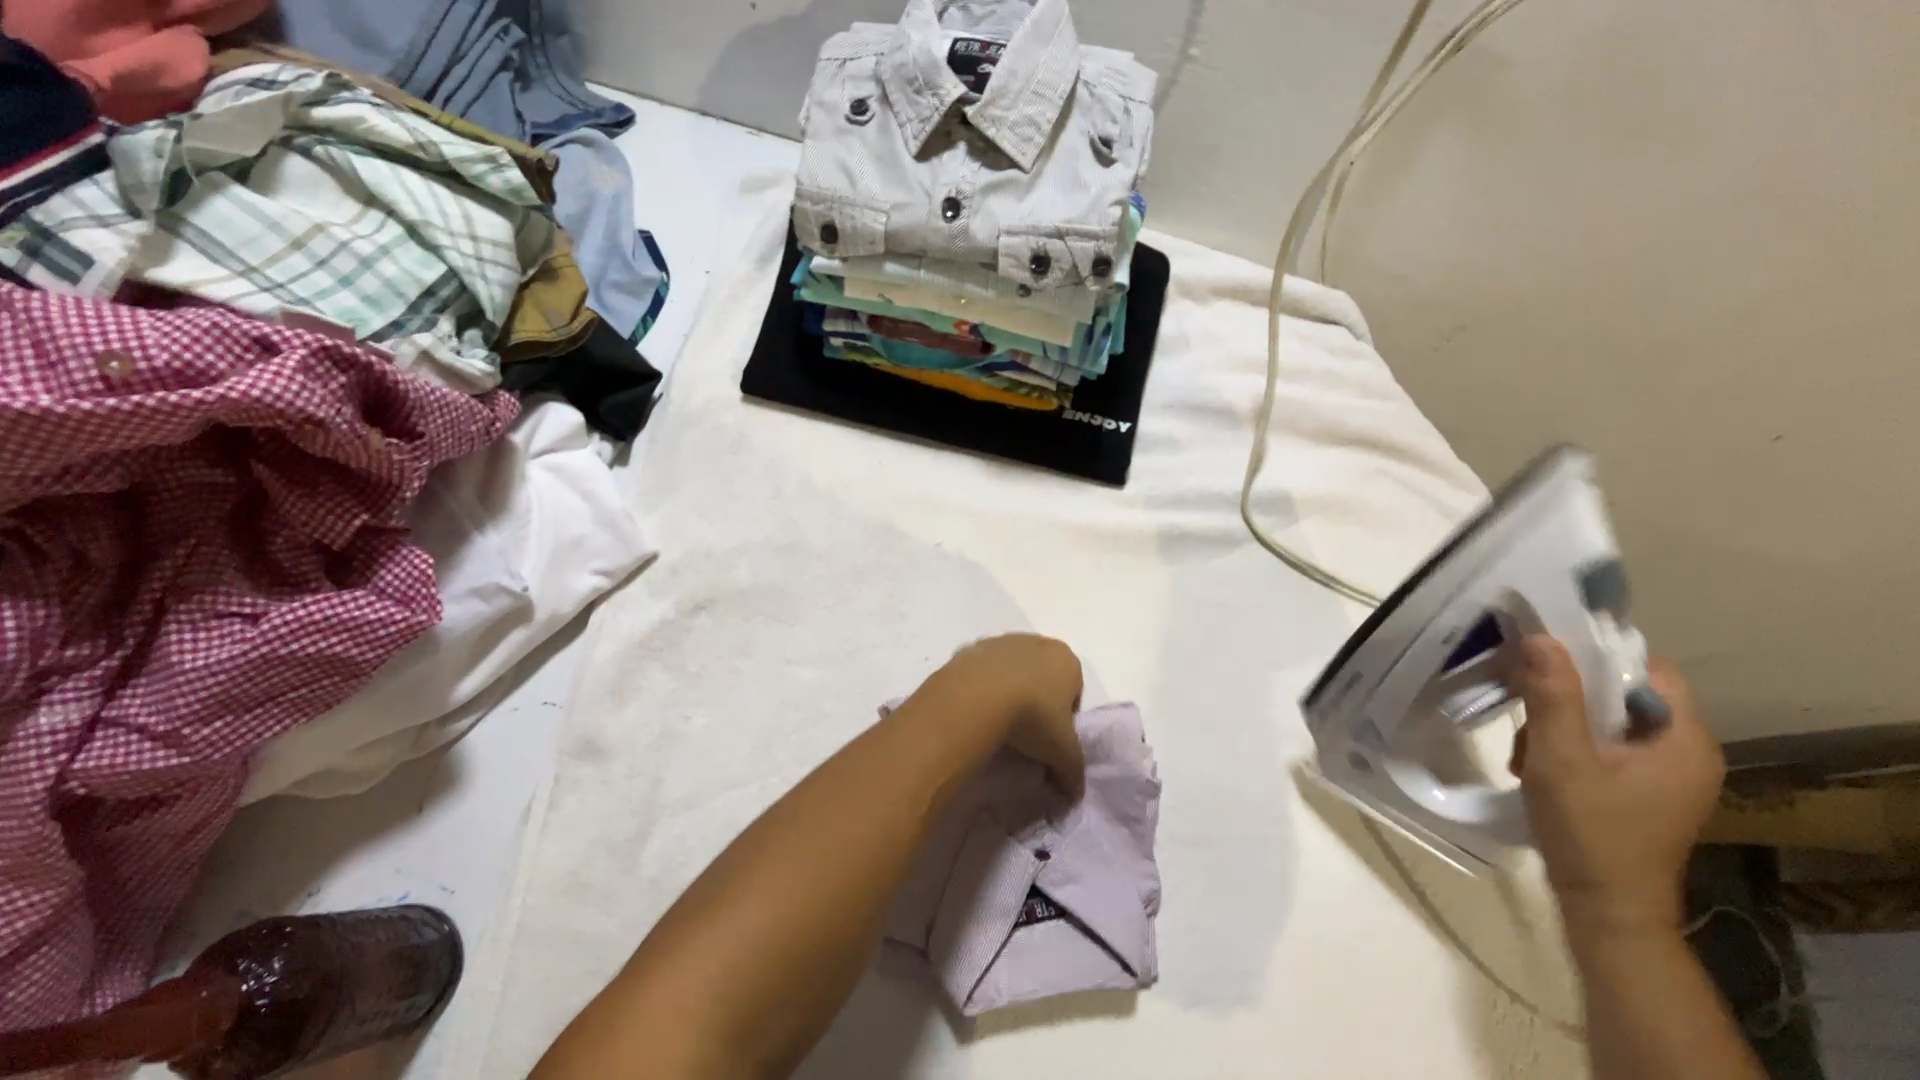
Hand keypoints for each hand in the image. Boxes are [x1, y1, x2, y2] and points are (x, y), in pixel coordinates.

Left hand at [909, 634, 1085, 797]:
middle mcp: (1034, 642)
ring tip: (996, 726)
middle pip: (1040, 678)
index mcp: (1066, 659)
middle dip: (1035, 703)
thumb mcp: (1063, 753)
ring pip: (1009, 673)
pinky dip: (979, 691)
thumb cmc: (1032, 718)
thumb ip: (1073, 774)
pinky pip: (979, 675)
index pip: (1073, 692)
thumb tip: (1073, 795)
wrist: (974, 698)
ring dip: (1006, 695)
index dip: (1064, 720)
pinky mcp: (967, 650)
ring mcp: (998, 642)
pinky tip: (974, 714)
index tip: (1049, 741)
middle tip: (1024, 735)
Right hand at [1507, 636, 1724, 947]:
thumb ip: (1553, 696)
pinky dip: (1574, 751)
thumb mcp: (1561, 759)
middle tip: (1528, 717)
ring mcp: (1671, 777)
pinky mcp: (1649, 795)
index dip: (1598, 658)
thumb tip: (1540, 638)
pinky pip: (1611, 751)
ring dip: (1564, 728)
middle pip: (1626, 695)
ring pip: (1612, 724)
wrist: (1607, 912)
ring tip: (1529, 755)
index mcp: (1686, 739)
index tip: (1546, 664)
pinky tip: (1542, 772)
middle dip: (1570, 700)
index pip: (1650, 669)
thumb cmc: (1590, 832)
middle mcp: (1689, 752)